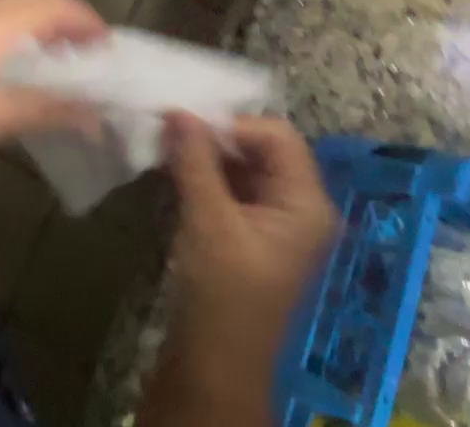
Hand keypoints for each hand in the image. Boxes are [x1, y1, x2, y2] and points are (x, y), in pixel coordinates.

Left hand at [0, 0, 106, 205]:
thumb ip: (49, 109)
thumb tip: (96, 116)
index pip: (55, 2)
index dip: (87, 22)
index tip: (107, 51)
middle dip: (65, 14)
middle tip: (85, 53)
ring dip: (36, 11)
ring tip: (54, 53)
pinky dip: (9, 13)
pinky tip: (11, 49)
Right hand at [155, 113, 337, 416]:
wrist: (217, 360)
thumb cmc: (222, 291)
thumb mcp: (207, 220)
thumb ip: (195, 161)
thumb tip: (177, 110)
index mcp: (306, 203)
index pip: (276, 136)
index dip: (231, 125)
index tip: (182, 124)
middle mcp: (298, 206)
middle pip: (261, 148)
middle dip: (214, 135)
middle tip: (167, 130)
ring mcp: (274, 220)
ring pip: (243, 165)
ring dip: (205, 152)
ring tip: (163, 147)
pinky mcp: (249, 232)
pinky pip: (231, 186)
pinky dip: (203, 173)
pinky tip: (171, 169)